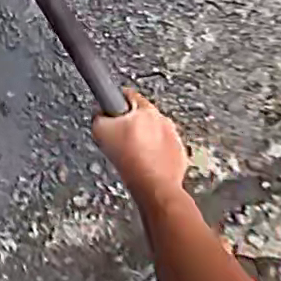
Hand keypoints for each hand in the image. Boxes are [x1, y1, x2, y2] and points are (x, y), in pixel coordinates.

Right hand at [92, 90, 187, 205]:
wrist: (152, 185)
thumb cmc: (129, 158)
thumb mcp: (99, 128)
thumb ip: (99, 114)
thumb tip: (101, 113)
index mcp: (146, 109)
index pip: (128, 95)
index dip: (116, 102)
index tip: (112, 111)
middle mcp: (164, 120)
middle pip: (142, 114)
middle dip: (131, 121)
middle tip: (120, 134)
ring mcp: (175, 138)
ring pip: (154, 131)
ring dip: (144, 137)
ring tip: (132, 151)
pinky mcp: (181, 155)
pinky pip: (164, 147)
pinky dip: (155, 151)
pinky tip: (144, 160)